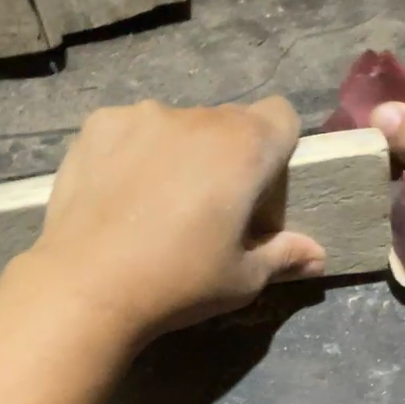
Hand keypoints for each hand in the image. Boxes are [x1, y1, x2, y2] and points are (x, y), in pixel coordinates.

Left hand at [10, 97, 326, 337]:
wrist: (87, 287)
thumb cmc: (179, 283)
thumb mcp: (243, 280)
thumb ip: (283, 255)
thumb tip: (317, 255)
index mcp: (245, 147)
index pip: (282, 118)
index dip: (276, 157)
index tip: (255, 202)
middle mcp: (198, 116)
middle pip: (230, 125)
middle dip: (229, 161)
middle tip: (207, 216)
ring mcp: (143, 116)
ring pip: (179, 128)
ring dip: (181, 156)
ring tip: (156, 209)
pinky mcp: (98, 125)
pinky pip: (132, 131)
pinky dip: (136, 155)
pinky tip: (120, 197)